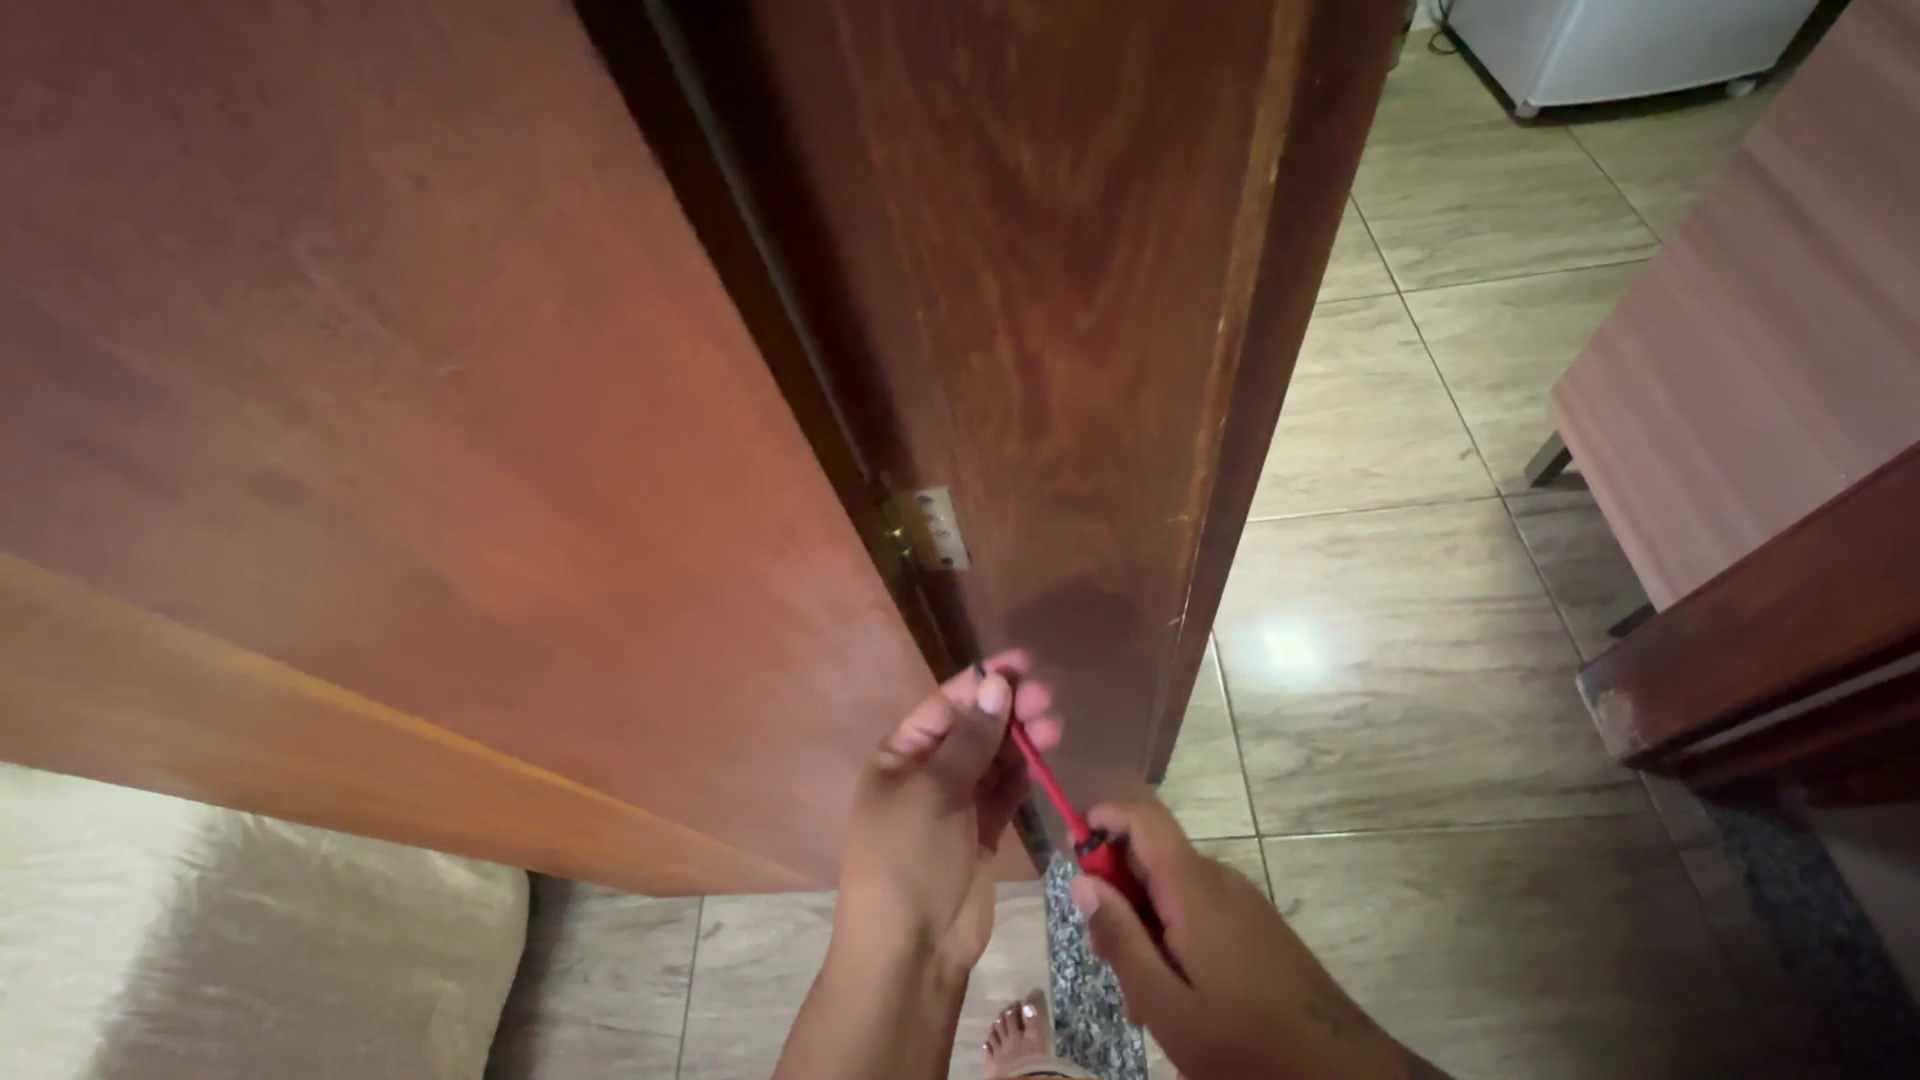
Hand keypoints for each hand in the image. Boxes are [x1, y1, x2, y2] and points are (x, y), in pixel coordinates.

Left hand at [836, 649, 1060, 978]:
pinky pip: (1005, 791)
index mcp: (900, 756)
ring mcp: (956, 804)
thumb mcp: (933, 791)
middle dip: (1007, 709)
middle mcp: (927, 773)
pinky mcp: (983, 832)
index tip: (1022, 661)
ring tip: (1055, 724)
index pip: (945, 704)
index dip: (982, 680)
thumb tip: (995, 684)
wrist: (911, 948)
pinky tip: (1045, 755)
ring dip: (1021, 739)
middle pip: (974, 729)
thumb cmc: (908, 857)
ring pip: (994, 759)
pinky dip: (1024, 773)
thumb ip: (970, 739)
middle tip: (1046, 696)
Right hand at [1071, 800, 1440, 1079]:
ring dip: (1145, 924)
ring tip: (1147, 996)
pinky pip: (1199, 909)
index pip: (1144, 816)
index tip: (1072, 850)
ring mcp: (1241, 901)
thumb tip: (1082, 880)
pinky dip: (1174, 935)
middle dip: (1117, 894)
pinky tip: (1181, 994)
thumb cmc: (1245, 1042)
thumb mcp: (1165, 1004)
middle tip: (1108, 960)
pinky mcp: (1256, 924)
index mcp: (1193, 887)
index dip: (1104, 816)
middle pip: (1151, 857)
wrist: (1344, 1074)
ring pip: (1171, 889)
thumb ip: (1120, 938)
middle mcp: (1218, 879)